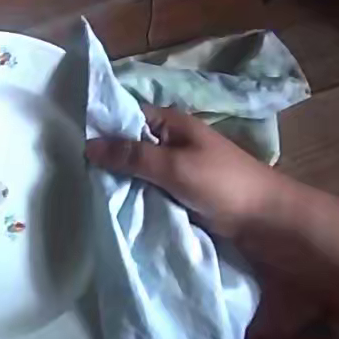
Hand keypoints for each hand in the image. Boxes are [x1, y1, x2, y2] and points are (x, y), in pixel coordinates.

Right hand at [85, 103, 302, 236]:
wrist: (269, 223)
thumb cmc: (224, 184)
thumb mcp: (173, 166)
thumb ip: (131, 155)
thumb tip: (87, 145)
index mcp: (170, 123)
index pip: (125, 115)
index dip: (100, 124)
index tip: (69, 138)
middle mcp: (170, 141)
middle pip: (127, 143)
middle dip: (104, 155)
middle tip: (70, 167)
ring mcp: (174, 168)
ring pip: (135, 169)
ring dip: (117, 178)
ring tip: (82, 186)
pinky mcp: (177, 192)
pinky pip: (146, 188)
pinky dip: (131, 194)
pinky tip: (108, 202)